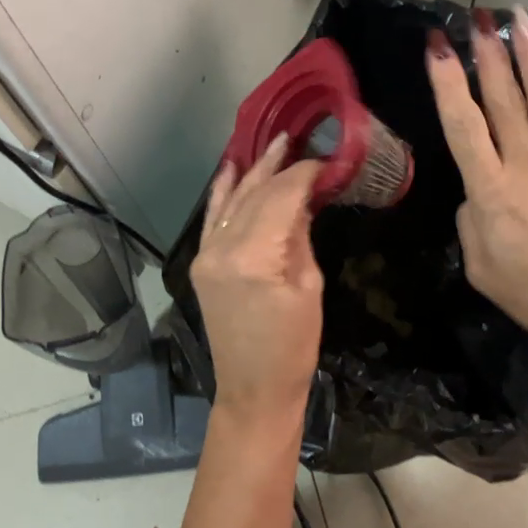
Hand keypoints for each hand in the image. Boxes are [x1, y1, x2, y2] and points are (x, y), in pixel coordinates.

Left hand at [189, 134, 323, 422]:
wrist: (253, 389)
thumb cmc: (293, 347)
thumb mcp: (308, 286)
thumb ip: (299, 234)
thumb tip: (303, 197)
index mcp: (254, 256)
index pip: (281, 197)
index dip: (304, 174)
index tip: (326, 161)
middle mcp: (222, 248)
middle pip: (255, 195)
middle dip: (279, 167)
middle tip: (299, 139)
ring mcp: (206, 255)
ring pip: (232, 201)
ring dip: (252, 172)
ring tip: (272, 143)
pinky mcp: (201, 263)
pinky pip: (213, 219)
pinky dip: (224, 192)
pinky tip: (232, 169)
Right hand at [425, 7, 527, 364]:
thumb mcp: (480, 266)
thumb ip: (470, 221)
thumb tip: (478, 195)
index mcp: (491, 191)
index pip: (463, 125)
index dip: (448, 82)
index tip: (437, 46)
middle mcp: (527, 165)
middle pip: (505, 100)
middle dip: (489, 55)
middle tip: (478, 17)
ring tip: (520, 19)